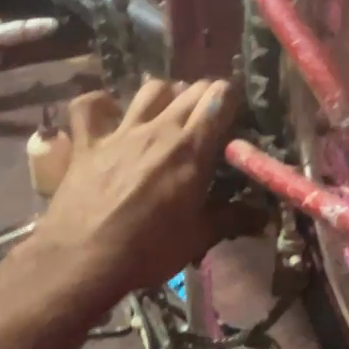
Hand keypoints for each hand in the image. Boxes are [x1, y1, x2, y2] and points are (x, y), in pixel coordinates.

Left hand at [26, 78, 238, 302]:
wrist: (82, 260)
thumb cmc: (148, 249)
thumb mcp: (199, 237)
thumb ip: (234, 219)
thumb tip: (266, 216)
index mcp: (193, 149)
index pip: (221, 97)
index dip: (232, 100)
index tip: (236, 117)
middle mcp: (160, 129)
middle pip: (191, 88)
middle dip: (206, 96)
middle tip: (210, 118)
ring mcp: (121, 132)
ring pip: (151, 89)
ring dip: (166, 95)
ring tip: (169, 112)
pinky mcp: (87, 142)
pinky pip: (89, 106)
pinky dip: (101, 105)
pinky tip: (109, 114)